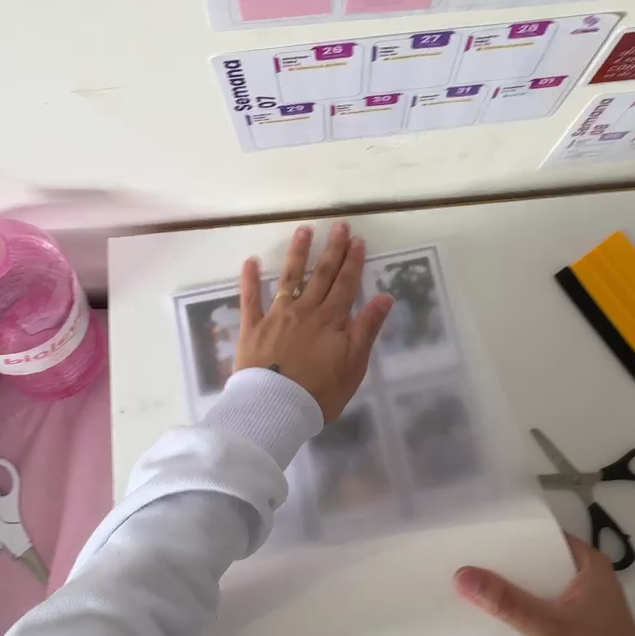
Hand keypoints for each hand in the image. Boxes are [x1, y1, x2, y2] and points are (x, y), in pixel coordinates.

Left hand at [236, 223, 392, 422]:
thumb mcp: (353, 365)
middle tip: (338, 226)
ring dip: (298, 253)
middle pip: (321, 275)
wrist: (275, 409)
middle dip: (332, 249)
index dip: (352, 261)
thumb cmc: (319, 393)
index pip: (345, 284)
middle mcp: (305, 311)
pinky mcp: (252, 328)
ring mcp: (276, 316)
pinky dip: (250, 279)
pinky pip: (249, 299)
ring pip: (289, 278)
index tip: (357, 240)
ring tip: (303, 230)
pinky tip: (251, 261)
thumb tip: (384, 297)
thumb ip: (366, 329)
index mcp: (331, 320)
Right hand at [454, 533, 634, 635]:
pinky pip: (546, 600)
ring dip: (518, 584)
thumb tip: (463, 576)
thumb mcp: (549, 629)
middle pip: (541, 558)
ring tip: (481, 579)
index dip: (513, 534)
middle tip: (474, 557)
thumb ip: (507, 602)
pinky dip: (527, 602)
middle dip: (510, 561)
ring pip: (543, 581)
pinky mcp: (581, 621)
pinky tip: (503, 607)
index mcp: (591, 563)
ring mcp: (586, 599)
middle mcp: (590, 575)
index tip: (481, 535)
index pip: (545, 535)